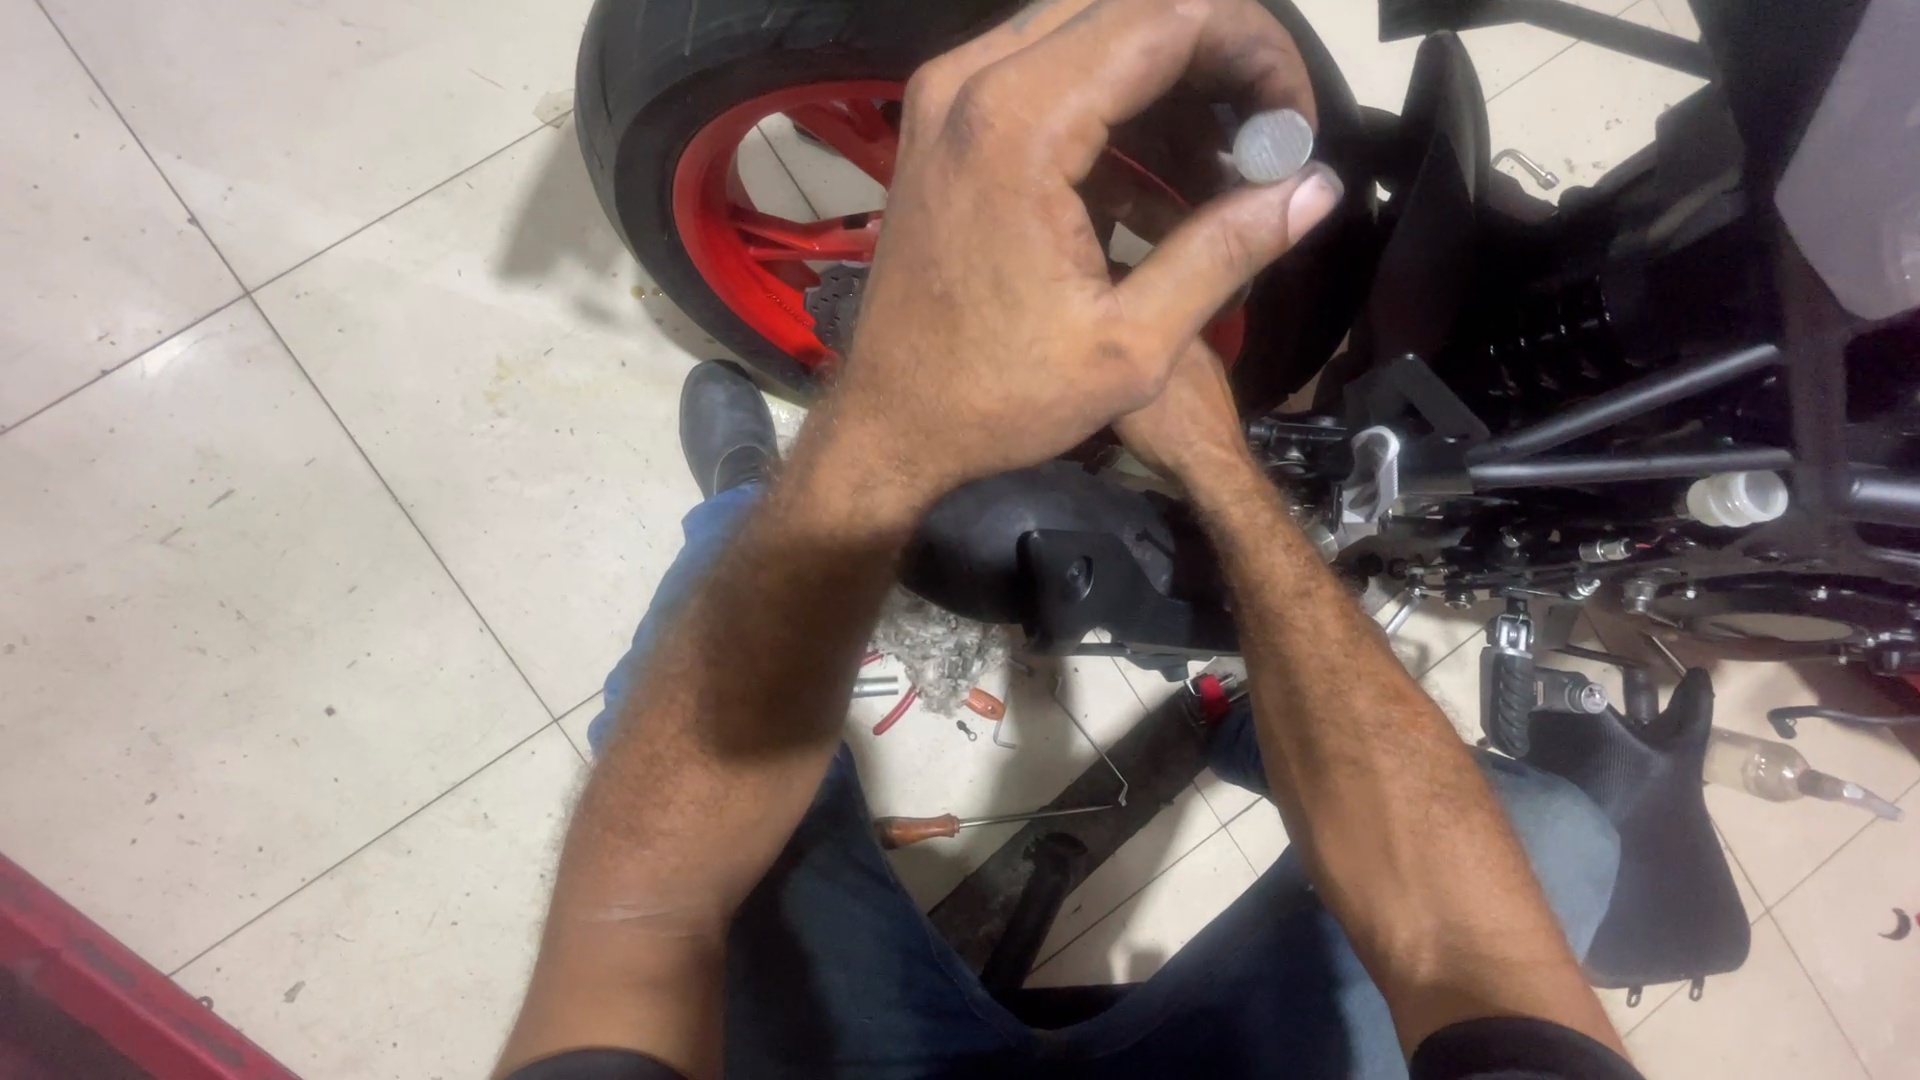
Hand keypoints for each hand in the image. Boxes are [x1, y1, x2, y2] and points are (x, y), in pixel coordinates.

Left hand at [829, 0, 1344, 503]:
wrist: (892, 426)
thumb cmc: (1000, 400)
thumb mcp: (1128, 347)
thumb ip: (1222, 254)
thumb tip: (1315, 189)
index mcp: (1019, 125)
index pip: (1170, 17)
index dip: (1253, 53)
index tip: (1291, 125)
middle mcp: (971, 84)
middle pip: (1127, 7)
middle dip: (1212, 56)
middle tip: (1261, 138)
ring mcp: (945, 101)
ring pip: (1083, 34)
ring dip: (1162, 84)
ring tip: (1217, 169)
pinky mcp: (938, 132)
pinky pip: (1038, 80)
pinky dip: (1105, 113)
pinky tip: (1149, 189)